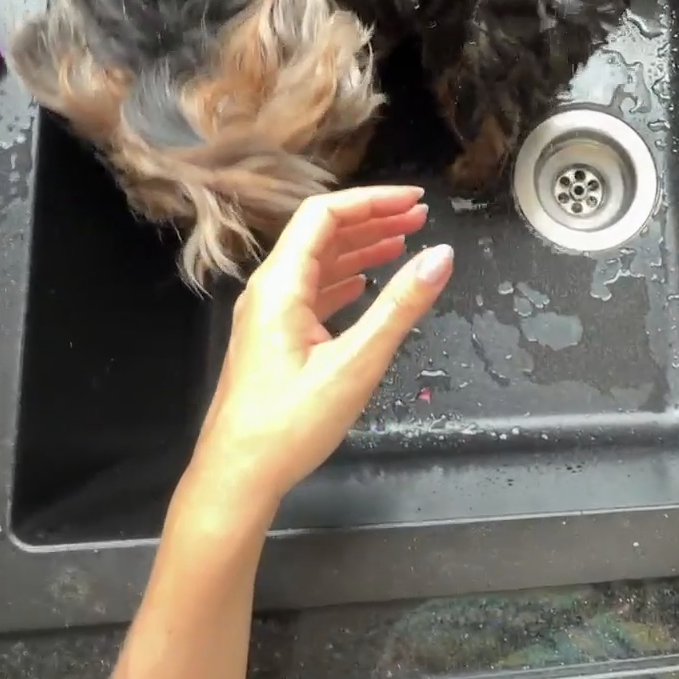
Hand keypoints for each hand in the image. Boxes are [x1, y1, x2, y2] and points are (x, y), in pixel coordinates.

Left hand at [185, 186, 451, 514]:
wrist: (237, 477)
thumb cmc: (290, 424)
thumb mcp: (356, 363)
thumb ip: (401, 306)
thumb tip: (441, 255)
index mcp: (281, 286)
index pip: (324, 216)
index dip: (371, 201)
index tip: (415, 201)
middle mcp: (270, 291)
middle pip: (321, 234)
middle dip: (372, 219)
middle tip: (420, 217)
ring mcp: (271, 315)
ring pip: (319, 263)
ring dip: (361, 247)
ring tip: (404, 241)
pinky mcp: (277, 338)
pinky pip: (315, 291)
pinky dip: (347, 277)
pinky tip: (367, 281)